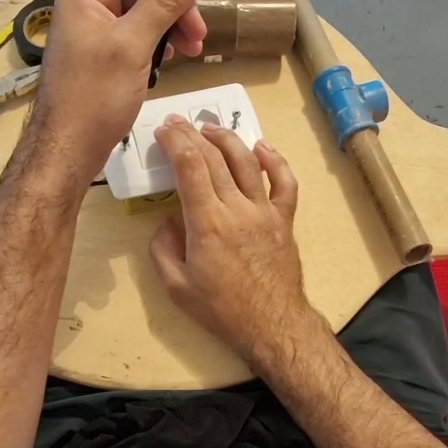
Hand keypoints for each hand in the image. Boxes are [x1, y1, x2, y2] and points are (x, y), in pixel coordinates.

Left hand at [35, 0, 209, 167]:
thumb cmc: (95, 98)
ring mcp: (97, 30)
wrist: (68, 151)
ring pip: (144, 7)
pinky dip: (160, 40)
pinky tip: (174, 59)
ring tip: (193, 50)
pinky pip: (138, 32)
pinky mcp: (106, 54)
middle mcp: (89, 2)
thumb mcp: (133, 45)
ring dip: (173, 21)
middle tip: (199, 33)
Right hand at [148, 116, 322, 364]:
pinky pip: (284, 182)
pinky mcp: (284, 219)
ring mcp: (264, 211)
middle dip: (193, 134)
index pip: (190, 166)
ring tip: (210, 128)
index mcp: (207, 223)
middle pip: (214, 158)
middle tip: (178, 123)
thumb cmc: (221, 310)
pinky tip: (261, 147)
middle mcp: (237, 208)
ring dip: (227, 139)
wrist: (271, 324)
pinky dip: (274, 160)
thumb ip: (163, 249)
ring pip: (247, 162)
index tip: (164, 131)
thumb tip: (167, 222)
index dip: (175, 142)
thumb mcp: (176, 287)